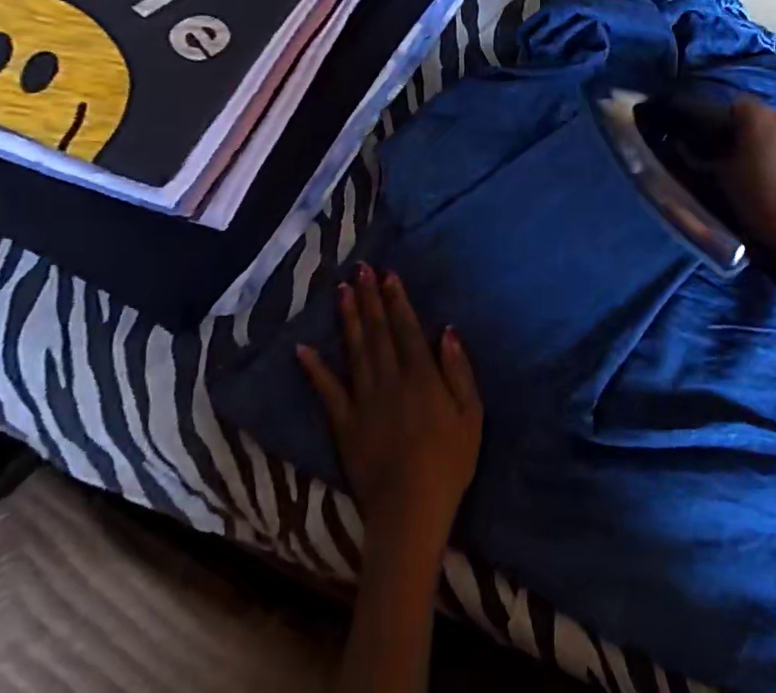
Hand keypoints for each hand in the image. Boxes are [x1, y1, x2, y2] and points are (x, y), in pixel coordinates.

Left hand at [297, 265, 482, 545]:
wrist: (411, 506)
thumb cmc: (451, 460)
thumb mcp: (472, 414)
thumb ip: (459, 370)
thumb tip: (447, 331)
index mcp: (423, 376)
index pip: (408, 329)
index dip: (397, 300)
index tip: (388, 275)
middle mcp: (390, 380)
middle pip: (378, 332)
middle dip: (370, 298)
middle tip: (360, 269)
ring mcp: (363, 401)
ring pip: (354, 351)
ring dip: (348, 319)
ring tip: (341, 291)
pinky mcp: (343, 424)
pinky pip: (327, 391)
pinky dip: (314, 369)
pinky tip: (303, 348)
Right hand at [716, 96, 775, 265]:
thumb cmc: (767, 206)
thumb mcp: (728, 184)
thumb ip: (712, 159)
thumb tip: (696, 147)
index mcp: (760, 118)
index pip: (740, 107)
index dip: (734, 124)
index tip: (732, 144)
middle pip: (773, 118)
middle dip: (767, 134)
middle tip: (763, 161)